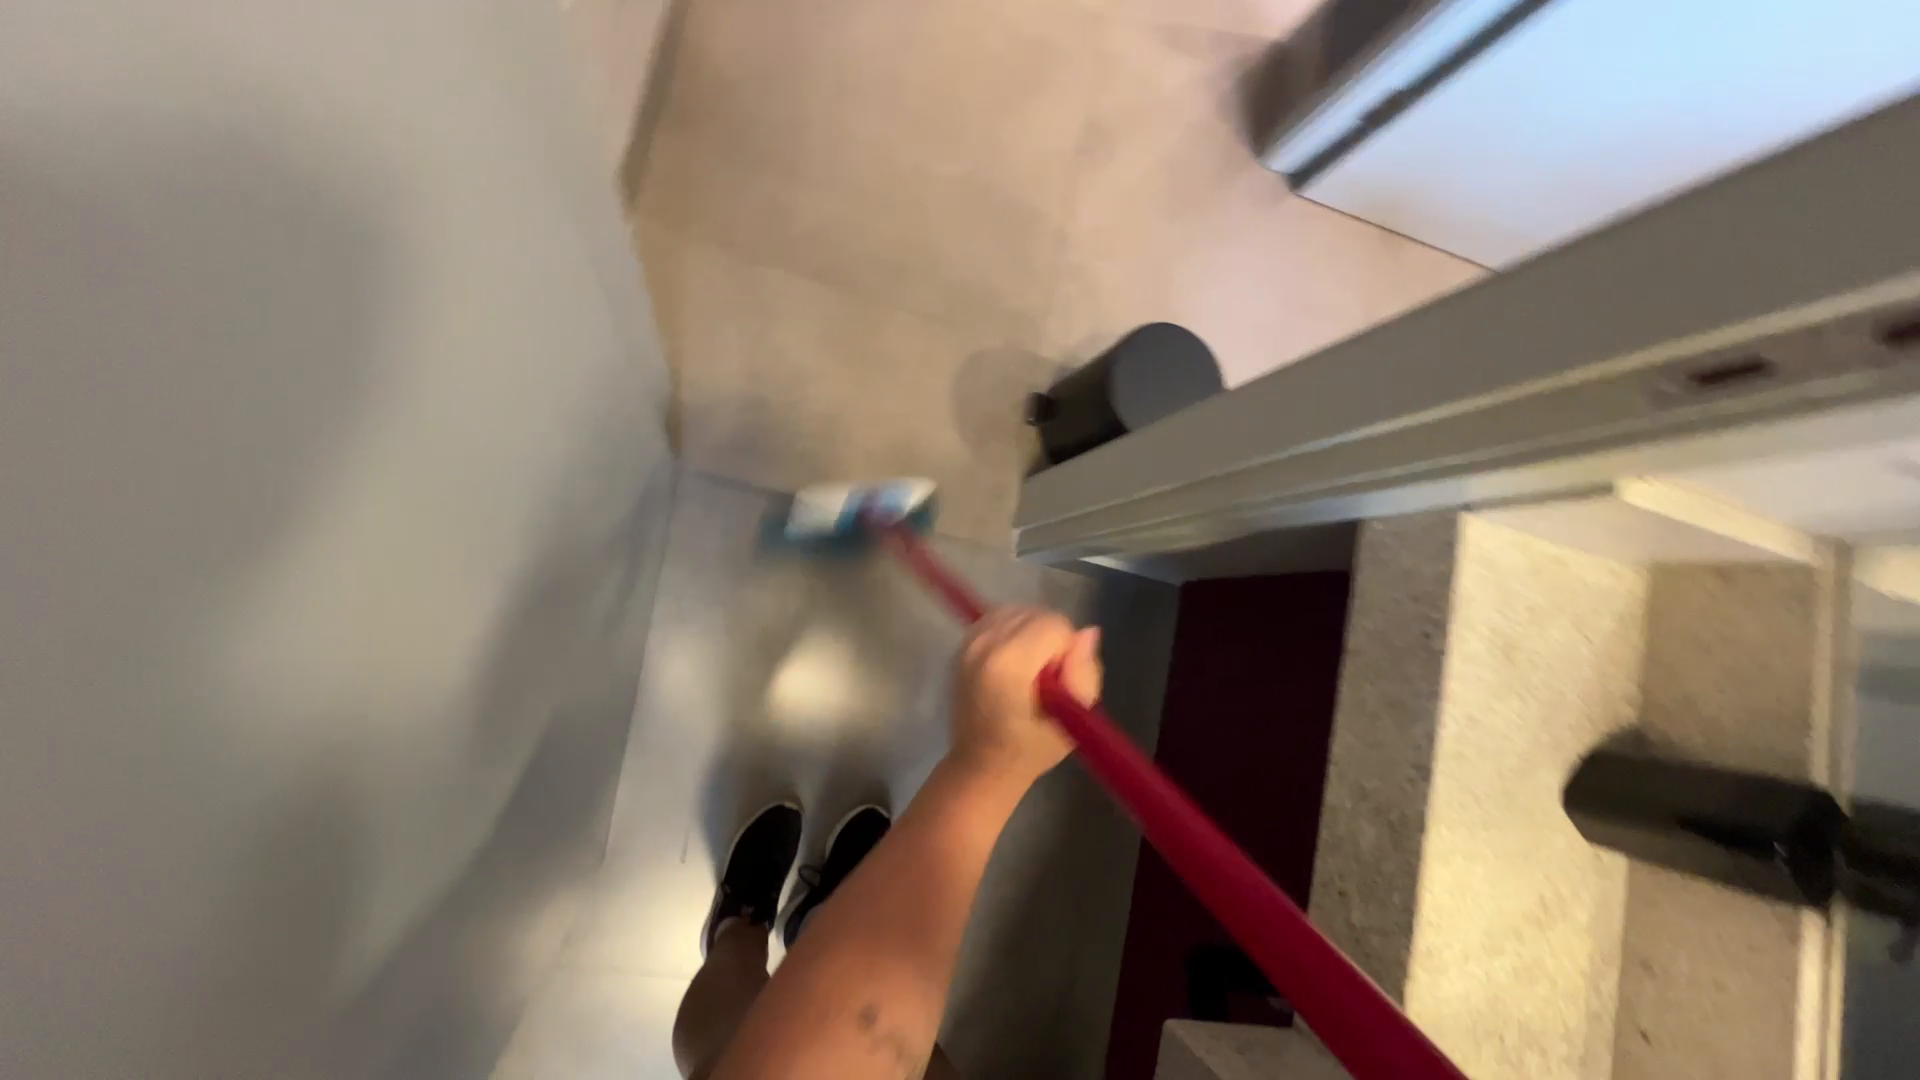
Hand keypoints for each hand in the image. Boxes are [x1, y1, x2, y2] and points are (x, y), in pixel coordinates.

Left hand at [948, 606, 1102, 789]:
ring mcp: (969, 640)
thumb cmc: (1029, 749)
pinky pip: (1000, 617)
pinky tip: (1015, 660)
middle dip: (1051, 638)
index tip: (1060, 680)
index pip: (1055, 625)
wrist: (980, 762)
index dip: (1067, 650)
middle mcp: (984, 643)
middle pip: (1036, 613)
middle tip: (1047, 677)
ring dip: (1033, 632)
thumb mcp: (1072, 721)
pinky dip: (1014, 630)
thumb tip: (1089, 632)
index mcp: (1008, 664)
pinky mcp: (963, 642)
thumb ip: (1084, 673)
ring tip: (1031, 669)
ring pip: (1019, 610)